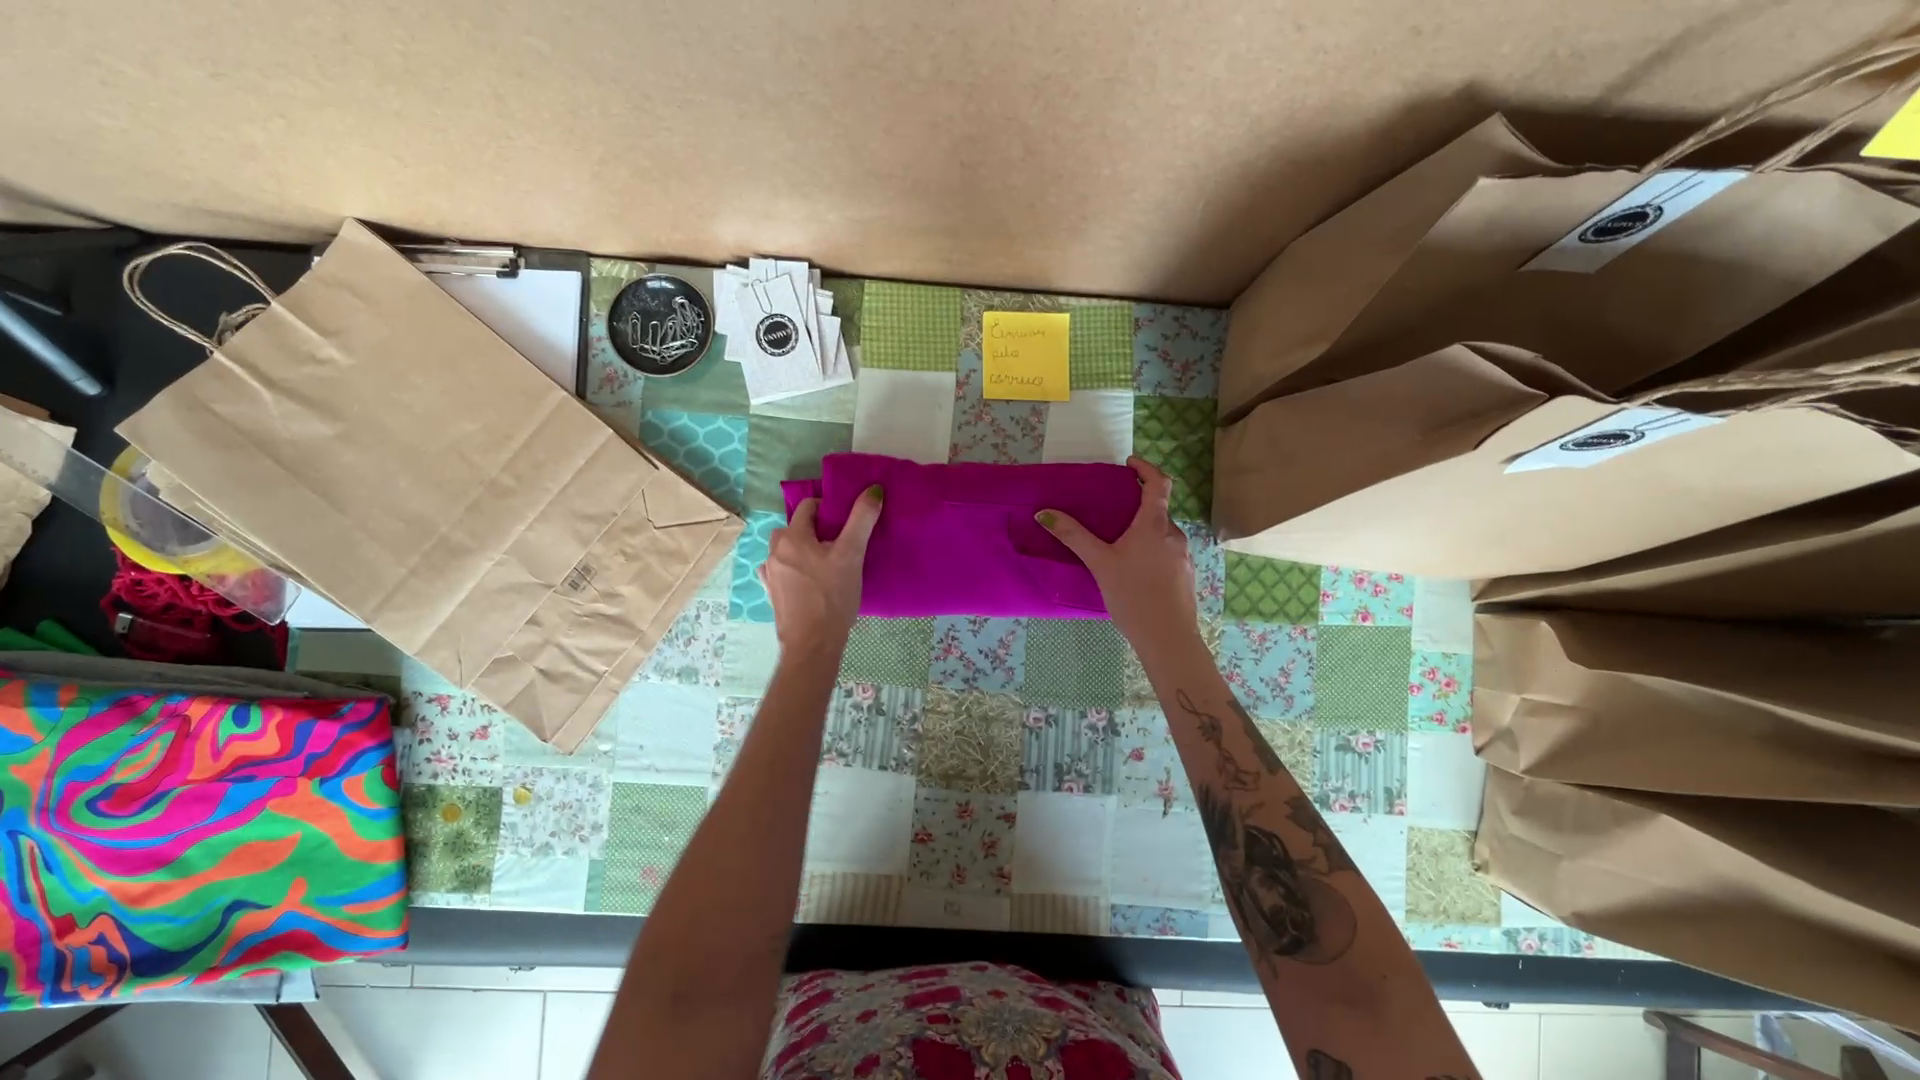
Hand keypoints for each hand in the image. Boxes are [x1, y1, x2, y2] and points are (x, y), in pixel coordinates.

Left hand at [761, 485, 882, 655]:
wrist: (812, 644)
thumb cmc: (832, 596)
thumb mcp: (852, 554)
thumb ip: (862, 519)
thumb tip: (873, 489)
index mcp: (791, 537)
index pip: (809, 507)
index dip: (829, 509)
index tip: (847, 522)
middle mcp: (774, 551)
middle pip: (796, 528)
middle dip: (816, 530)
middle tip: (840, 544)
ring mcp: (769, 574)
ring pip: (787, 550)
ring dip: (804, 550)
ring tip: (826, 564)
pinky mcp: (771, 594)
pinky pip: (782, 572)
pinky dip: (794, 571)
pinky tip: (809, 582)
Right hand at [1036, 456, 1197, 655]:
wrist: (1167, 637)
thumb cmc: (1133, 594)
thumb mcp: (1099, 563)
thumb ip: (1073, 536)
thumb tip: (1044, 513)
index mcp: (1155, 524)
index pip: (1159, 483)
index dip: (1146, 468)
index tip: (1129, 465)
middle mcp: (1174, 535)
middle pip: (1159, 510)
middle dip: (1137, 506)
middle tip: (1113, 512)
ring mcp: (1183, 556)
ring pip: (1162, 535)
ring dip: (1143, 532)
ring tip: (1119, 545)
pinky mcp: (1185, 576)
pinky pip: (1167, 554)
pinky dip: (1151, 552)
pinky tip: (1134, 572)